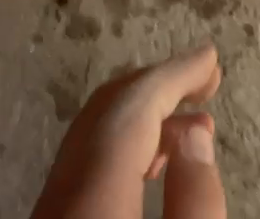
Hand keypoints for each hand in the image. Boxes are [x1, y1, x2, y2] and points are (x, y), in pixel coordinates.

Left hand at [30, 45, 226, 218]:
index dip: (173, 74)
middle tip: (205, 79)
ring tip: (194, 126)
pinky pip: (85, 162)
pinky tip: (155, 164)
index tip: (210, 57)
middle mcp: (59, 191)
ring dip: (142, 116)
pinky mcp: (51, 216)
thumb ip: (195, 201)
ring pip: (91, 135)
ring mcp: (49, 204)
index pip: (130, 108)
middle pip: (105, 112)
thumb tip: (197, 133)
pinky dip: (122, 145)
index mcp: (91, 192)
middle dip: (157, 85)